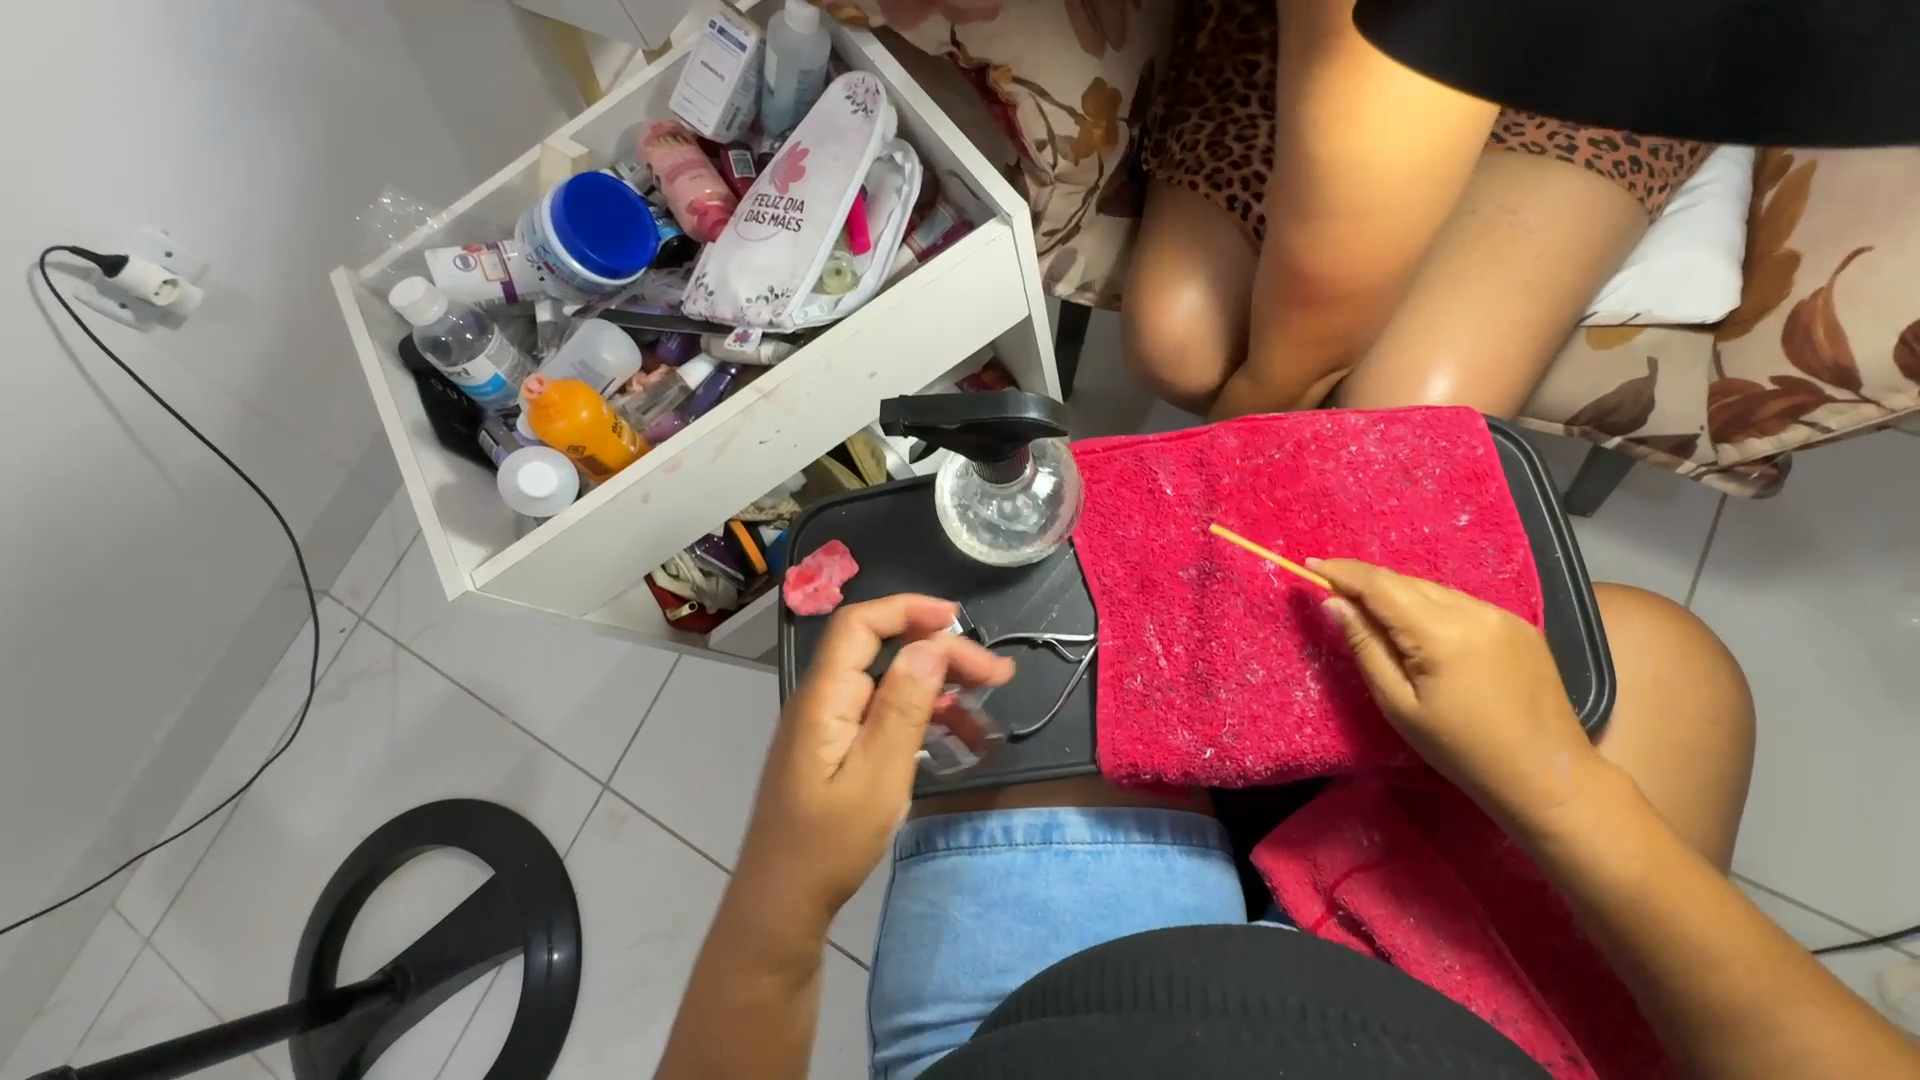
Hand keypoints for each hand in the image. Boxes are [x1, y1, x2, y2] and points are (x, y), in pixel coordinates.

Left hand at [736, 594, 1014, 924]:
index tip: (959, 621)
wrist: (782, 905)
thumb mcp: (877, 776)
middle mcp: (825, 701)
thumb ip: (903, 708)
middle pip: (884, 652)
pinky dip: (924, 719)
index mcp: (825, 698)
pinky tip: (961, 739)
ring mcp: (831, 727)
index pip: (861, 625)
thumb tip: (930, 646)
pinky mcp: (840, 751)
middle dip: (940, 654)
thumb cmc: (828, 845)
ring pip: (891, 685)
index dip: (908, 609)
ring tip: (989, 709)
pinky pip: (886, 717)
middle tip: (995, 676)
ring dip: (940, 689)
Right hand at [1312, 559, 1605, 826]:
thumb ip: (1365, 646)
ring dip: (1398, 594)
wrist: (1547, 777)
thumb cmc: (1460, 749)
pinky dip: (1430, 606)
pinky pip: (1461, 603)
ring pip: (1434, 590)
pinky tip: (1418, 628)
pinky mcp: (1519, 625)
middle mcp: (1475, 612)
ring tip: (1371, 611)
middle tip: (1331, 588)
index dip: (1342, 572)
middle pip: (1407, 582)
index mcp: (1442, 634)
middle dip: (1367, 582)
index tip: (1310, 564)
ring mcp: (1502, 615)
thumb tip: (1334, 603)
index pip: (1381, 585)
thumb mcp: (1398, 704)